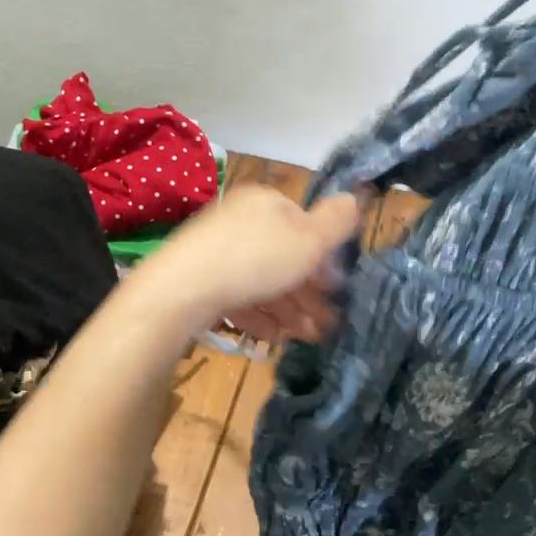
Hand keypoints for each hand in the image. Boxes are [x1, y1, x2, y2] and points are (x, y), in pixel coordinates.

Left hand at [127, 185, 362, 341]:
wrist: (180, 291)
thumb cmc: (254, 261)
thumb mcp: (308, 240)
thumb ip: (336, 222)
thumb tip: (354, 198)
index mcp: (267, 203)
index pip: (306, 226)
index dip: (326, 259)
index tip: (338, 291)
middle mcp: (241, 220)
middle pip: (285, 257)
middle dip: (309, 293)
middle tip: (326, 325)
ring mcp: (217, 250)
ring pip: (263, 280)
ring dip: (289, 309)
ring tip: (305, 337)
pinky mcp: (199, 279)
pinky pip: (238, 296)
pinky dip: (259, 315)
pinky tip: (272, 337)